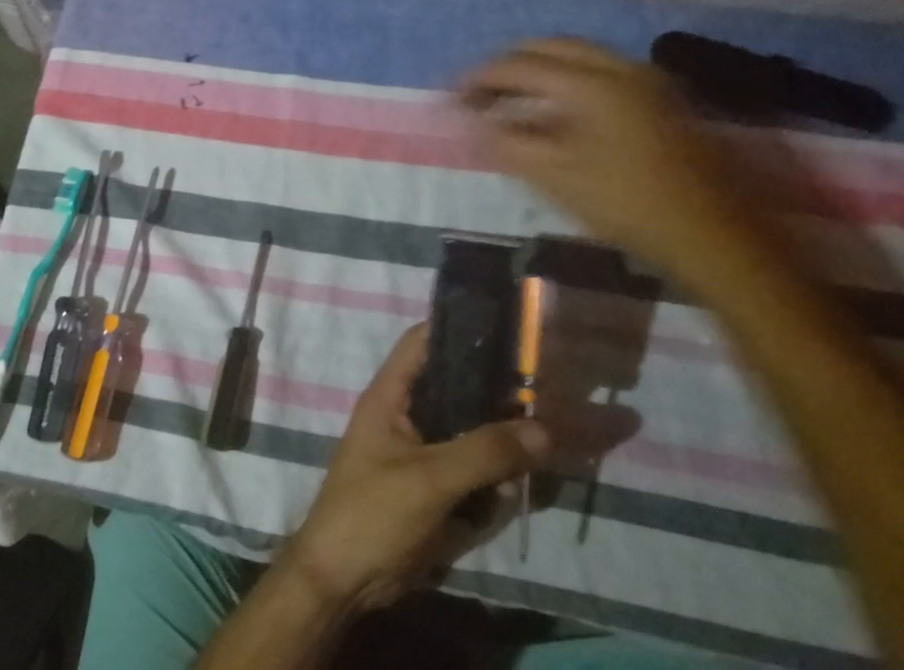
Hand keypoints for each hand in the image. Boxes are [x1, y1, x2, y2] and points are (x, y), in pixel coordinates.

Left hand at [281, 324, 547, 611]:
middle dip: (500, 387)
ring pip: (472, 429)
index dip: (461, 328)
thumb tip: (546, 429)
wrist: (345, 579)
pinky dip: (499, 471)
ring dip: (506, 434)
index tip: (512, 324)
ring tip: (557, 427)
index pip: (423, 343)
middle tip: (555, 383)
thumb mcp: (430, 479)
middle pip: (457, 386)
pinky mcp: (437, 486)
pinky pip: (475, 467)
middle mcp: (406, 416)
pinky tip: (532, 474)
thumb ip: (485, 451)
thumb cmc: (372, 513)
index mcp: (389, 397)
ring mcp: (422, 452)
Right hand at [458, 38, 757, 274]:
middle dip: (508, 67)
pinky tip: (554, 114)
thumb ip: (506, 142)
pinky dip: (567, 82)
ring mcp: (647, 80)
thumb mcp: (553, 176)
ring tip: (510, 104)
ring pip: (578, 57)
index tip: (452, 100)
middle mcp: (622, 67)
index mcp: (592, 82)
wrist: (714, 234)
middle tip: (479, 97)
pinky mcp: (661, 99)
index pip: (519, 65)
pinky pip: (601, 72)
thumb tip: (473, 120)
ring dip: (538, 72)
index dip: (479, 79)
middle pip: (550, 47)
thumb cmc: (626, 205)